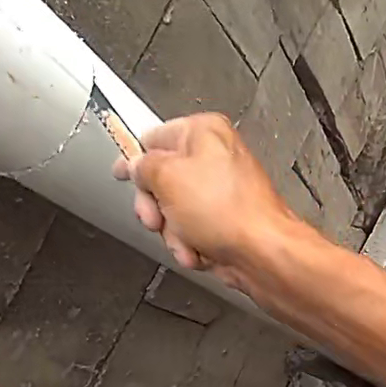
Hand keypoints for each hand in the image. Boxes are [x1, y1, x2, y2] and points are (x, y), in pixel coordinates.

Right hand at [111, 112, 302, 290]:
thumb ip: (142, 165)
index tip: (123, 173)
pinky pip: (190, 231)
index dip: (135, 159)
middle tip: (157, 217)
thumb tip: (134, 165)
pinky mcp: (225, 220)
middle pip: (161, 180)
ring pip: (173, 212)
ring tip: (188, 236)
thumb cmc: (230, 212)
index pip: (153, 138)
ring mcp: (220, 191)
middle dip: (155, 207)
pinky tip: (199, 248)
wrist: (261, 253)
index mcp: (204, 133)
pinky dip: (190, 244)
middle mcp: (215, 158)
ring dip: (173, 232)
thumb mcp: (167, 177)